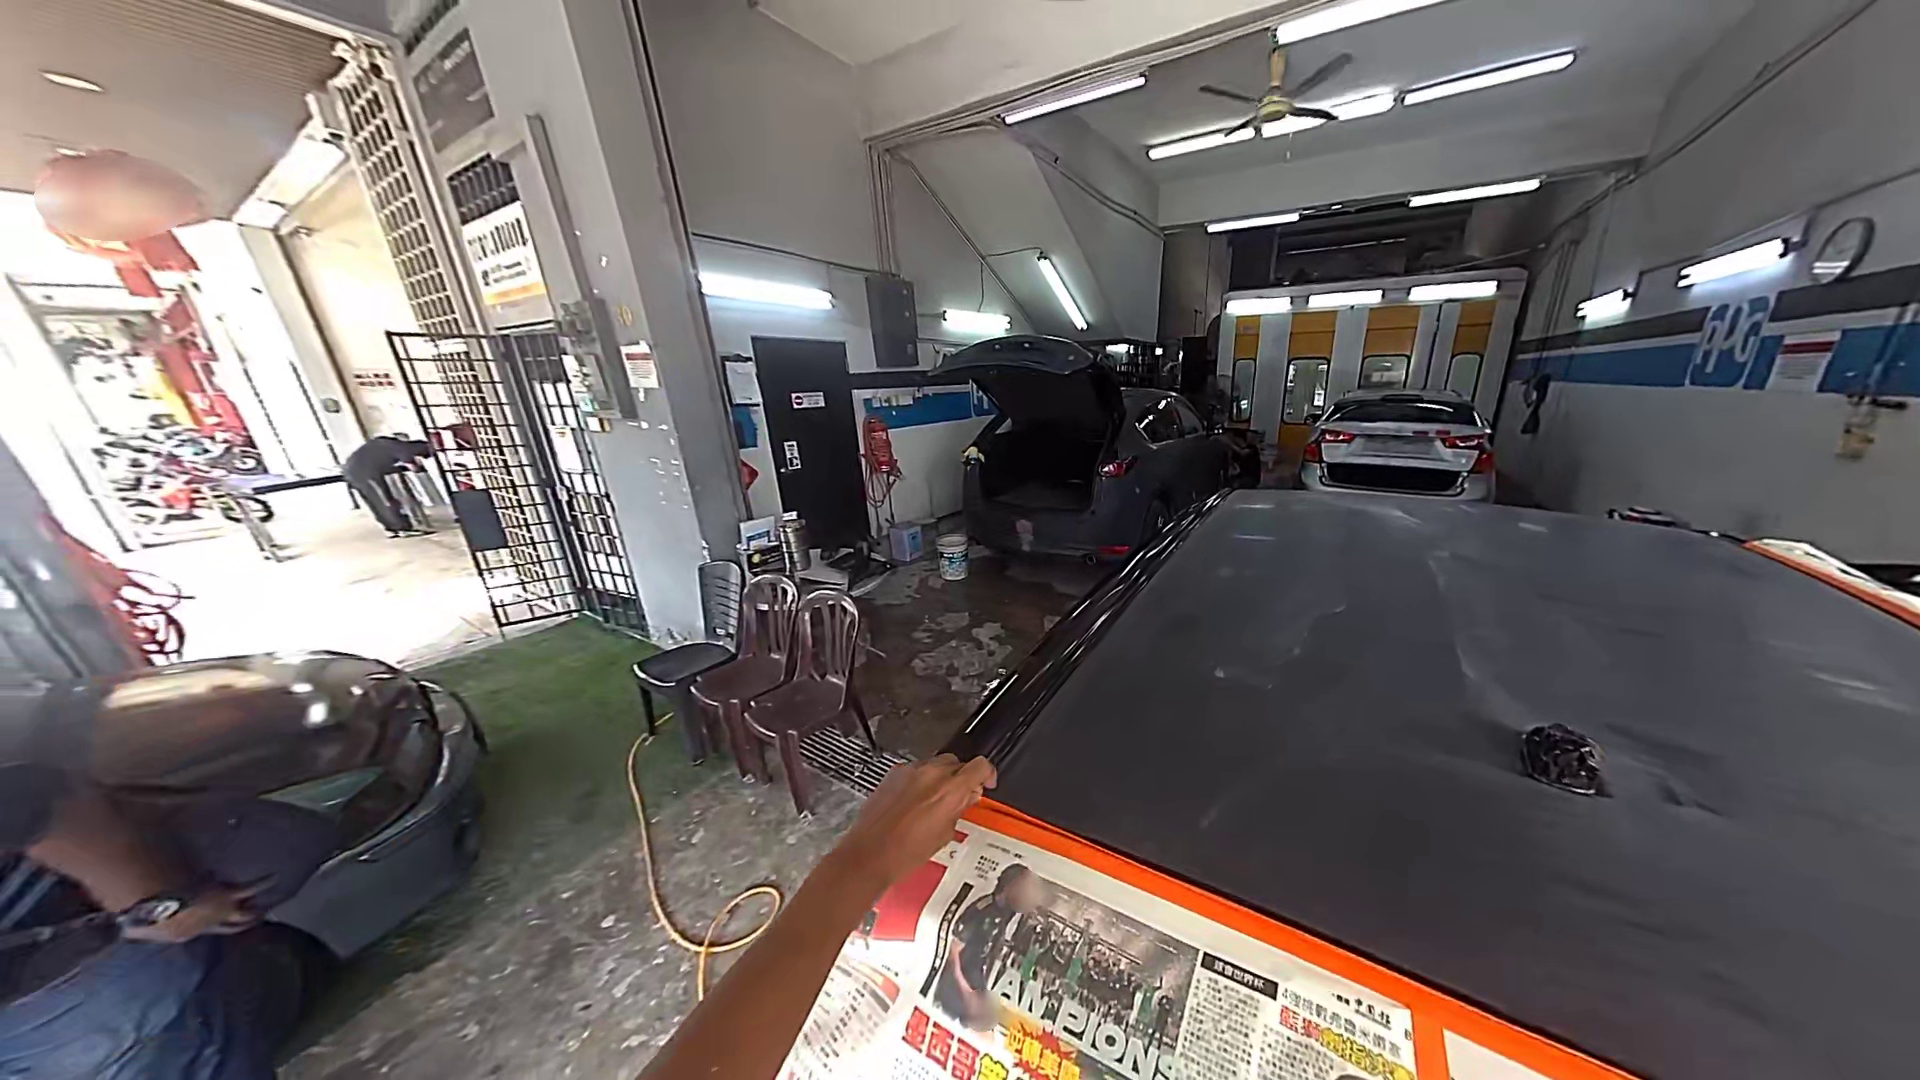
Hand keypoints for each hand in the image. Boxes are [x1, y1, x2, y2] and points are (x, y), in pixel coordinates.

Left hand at [122, 884, 265, 943]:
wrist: (162, 907)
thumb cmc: (145, 921)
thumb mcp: (137, 932)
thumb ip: (139, 932)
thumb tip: (129, 930)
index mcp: (190, 934)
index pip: (203, 931)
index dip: (207, 927)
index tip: (211, 924)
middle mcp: (211, 924)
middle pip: (234, 925)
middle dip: (246, 922)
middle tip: (258, 919)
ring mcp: (224, 910)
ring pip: (247, 912)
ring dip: (257, 910)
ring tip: (268, 908)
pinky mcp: (231, 895)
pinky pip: (253, 887)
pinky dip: (266, 881)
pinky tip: (276, 876)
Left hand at [820, 755, 996, 902]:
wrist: (869, 854)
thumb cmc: (904, 852)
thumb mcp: (944, 835)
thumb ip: (959, 810)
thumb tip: (967, 798)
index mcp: (950, 789)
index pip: (980, 765)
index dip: (987, 774)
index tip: (985, 783)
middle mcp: (931, 773)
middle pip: (958, 762)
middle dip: (963, 777)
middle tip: (961, 797)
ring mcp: (911, 771)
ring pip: (936, 764)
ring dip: (942, 778)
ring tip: (936, 802)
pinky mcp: (894, 773)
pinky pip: (916, 770)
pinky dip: (921, 780)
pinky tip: (916, 802)